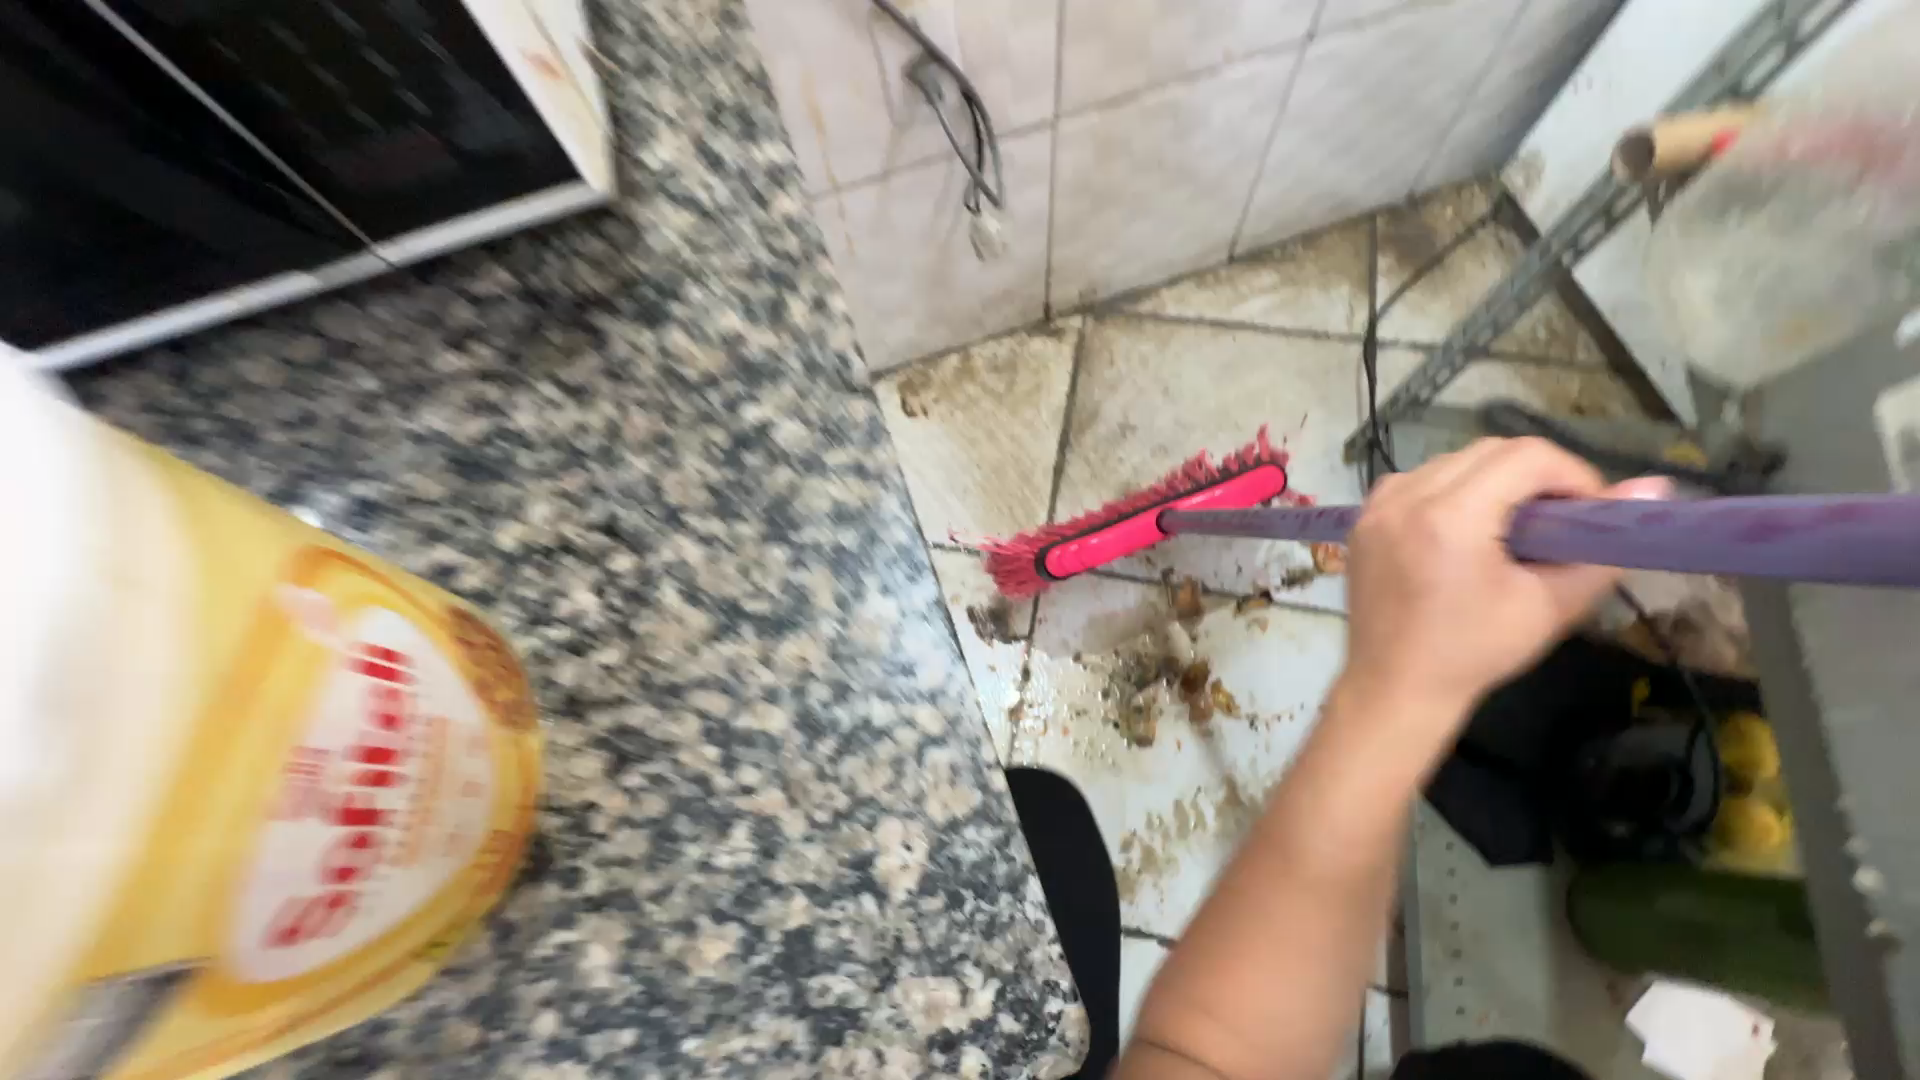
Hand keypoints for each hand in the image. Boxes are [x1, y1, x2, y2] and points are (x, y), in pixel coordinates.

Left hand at [1338, 437, 1669, 734]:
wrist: (1395, 683)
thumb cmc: (1474, 651)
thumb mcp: (1550, 604)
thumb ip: (1601, 545)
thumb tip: (1656, 487)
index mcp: (1448, 517)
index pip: (1525, 457)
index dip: (1572, 475)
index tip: (1588, 513)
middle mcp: (1404, 500)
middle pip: (1485, 451)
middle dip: (1533, 475)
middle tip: (1557, 518)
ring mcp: (1374, 509)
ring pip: (1448, 462)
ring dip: (1488, 480)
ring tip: (1511, 525)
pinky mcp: (1360, 522)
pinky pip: (1411, 482)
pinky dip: (1445, 490)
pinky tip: (1462, 527)